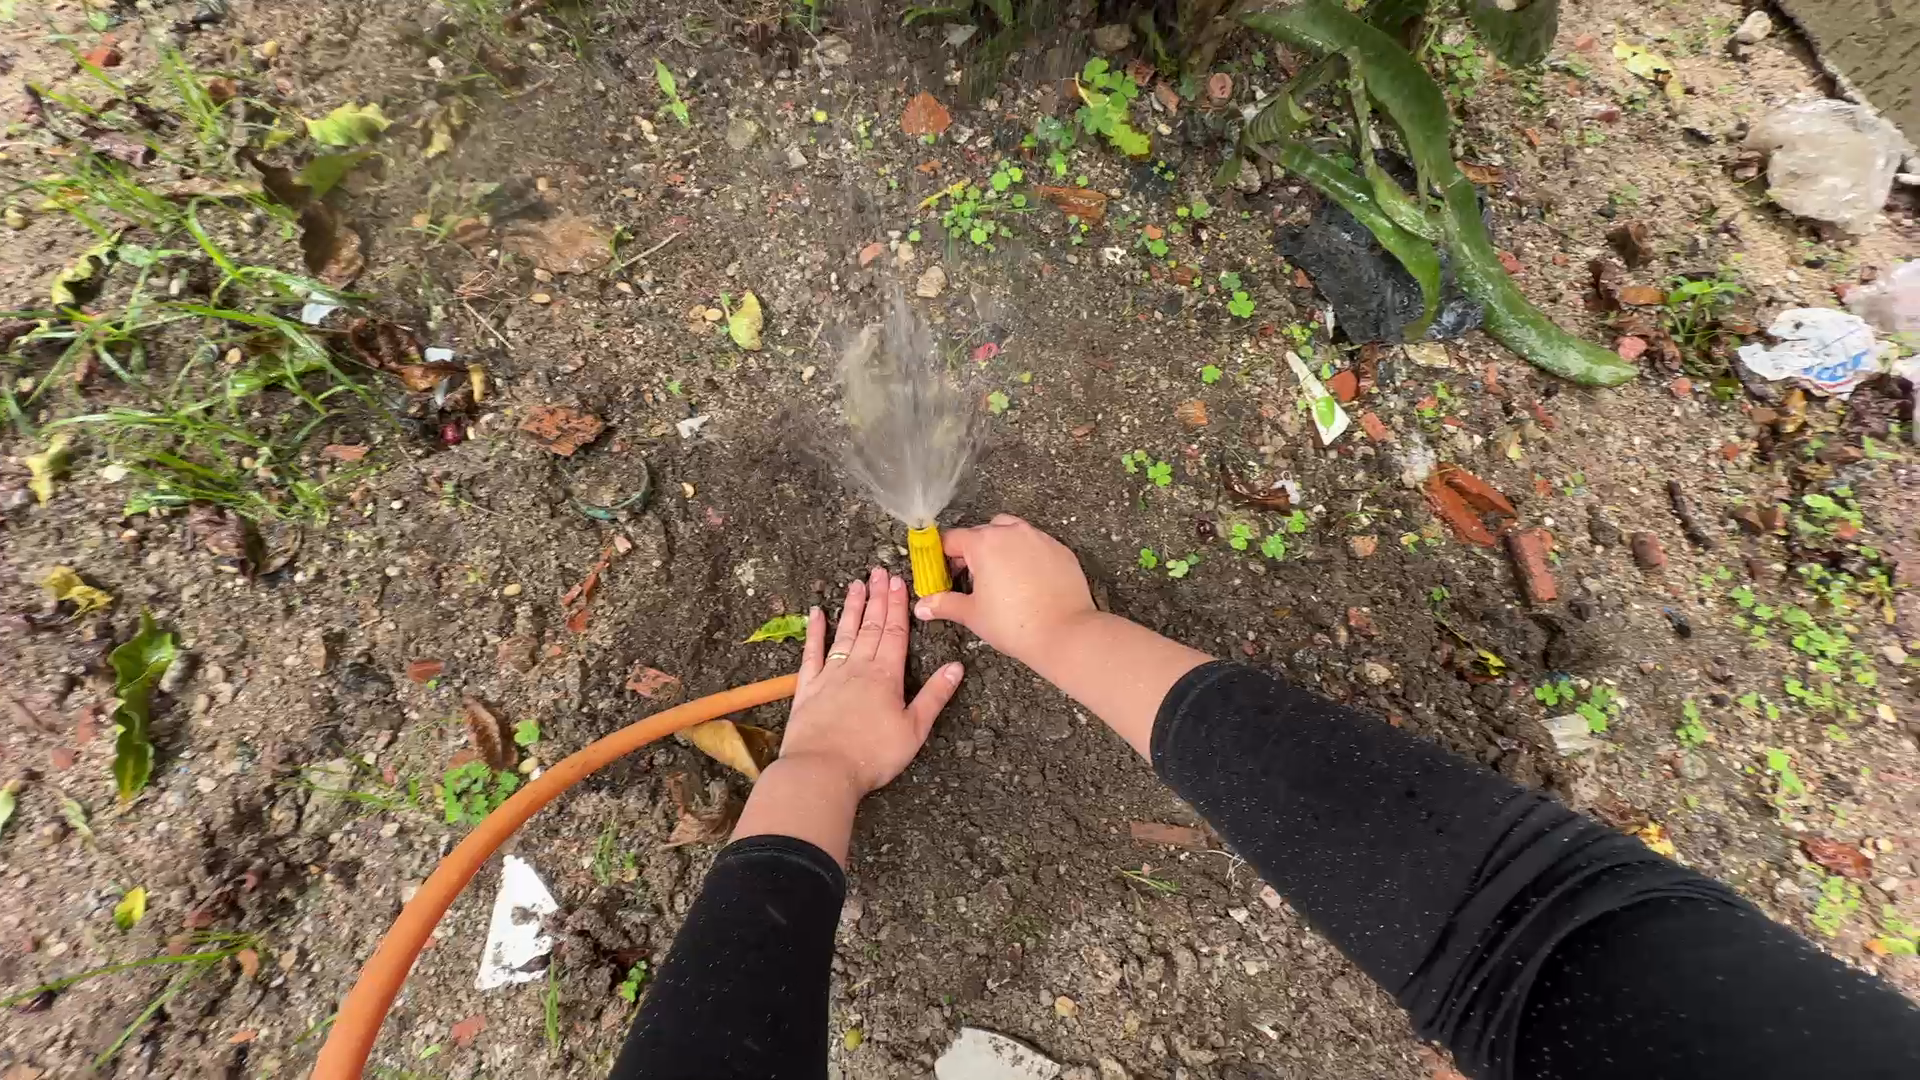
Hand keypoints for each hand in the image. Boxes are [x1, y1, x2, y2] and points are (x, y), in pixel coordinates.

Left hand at [782, 566, 964, 796]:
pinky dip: (814, 632)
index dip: (898, 606)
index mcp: (886, 676)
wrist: (821, 771)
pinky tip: (817, 614)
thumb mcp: (914, 729)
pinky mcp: (807, 688)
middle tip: (880, 572)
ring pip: (844, 633)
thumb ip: (934, 696)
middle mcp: (858, 668)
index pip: (895, 632)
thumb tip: (956, 667)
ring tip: (856, 583)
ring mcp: (831, 675)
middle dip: (877, 597)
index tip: (899, 582)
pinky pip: (812, 653)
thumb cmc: (872, 755)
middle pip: (871, 626)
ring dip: (852, 607)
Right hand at [912, 515, 1208, 756]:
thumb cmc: (1015, 624)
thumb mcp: (972, 614)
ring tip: (998, 576)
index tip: (941, 570)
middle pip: (982, 532)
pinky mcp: (1060, 549)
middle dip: (971, 550)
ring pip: (1012, 531)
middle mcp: (1012, 533)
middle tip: (968, 577)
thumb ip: (944, 604)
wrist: (1064, 633)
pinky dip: (1026, 555)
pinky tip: (1025, 580)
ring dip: (1000, 547)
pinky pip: (1036, 544)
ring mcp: (1039, 538)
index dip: (943, 555)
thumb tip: (923, 606)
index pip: (953, 539)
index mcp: (984, 544)